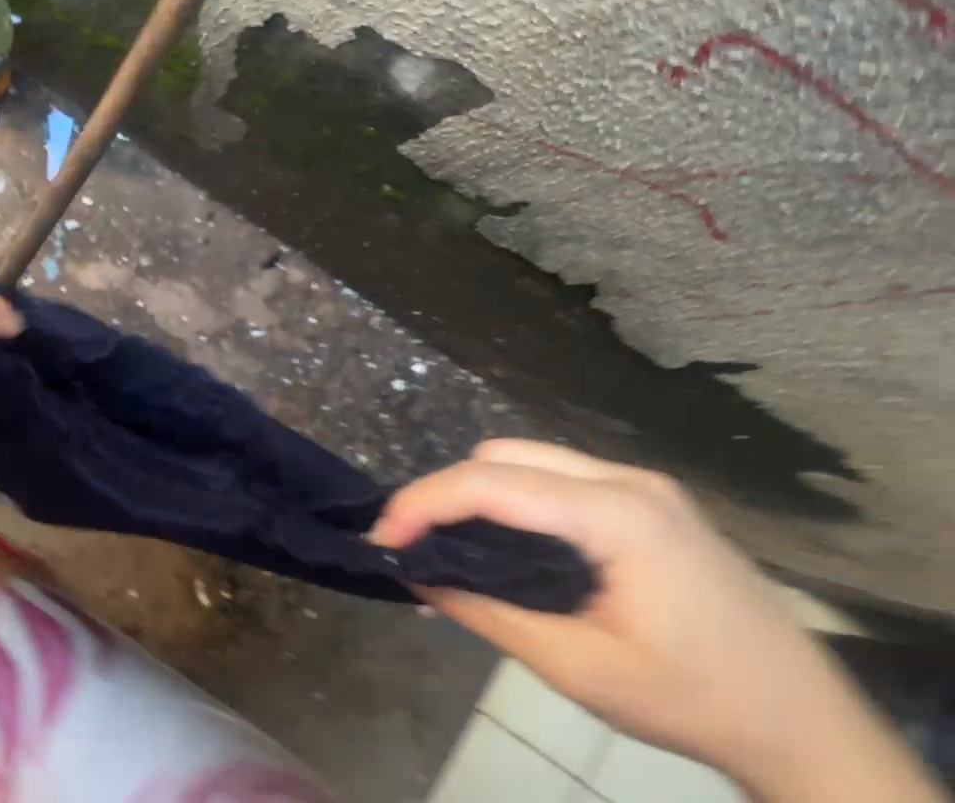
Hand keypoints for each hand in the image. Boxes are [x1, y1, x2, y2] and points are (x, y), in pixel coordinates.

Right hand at [372, 440, 941, 801]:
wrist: (808, 729)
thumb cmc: (692, 700)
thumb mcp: (574, 665)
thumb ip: (482, 610)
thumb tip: (409, 572)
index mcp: (618, 514)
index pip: (490, 483)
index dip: (421, 503)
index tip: (380, 538)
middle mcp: (629, 481)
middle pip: (502, 458)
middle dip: (443, 494)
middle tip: (413, 547)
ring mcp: (644, 488)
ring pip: (526, 460)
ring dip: (476, 495)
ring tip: (448, 547)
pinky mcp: (650, 503)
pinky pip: (556, 479)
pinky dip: (512, 501)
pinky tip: (503, 546)